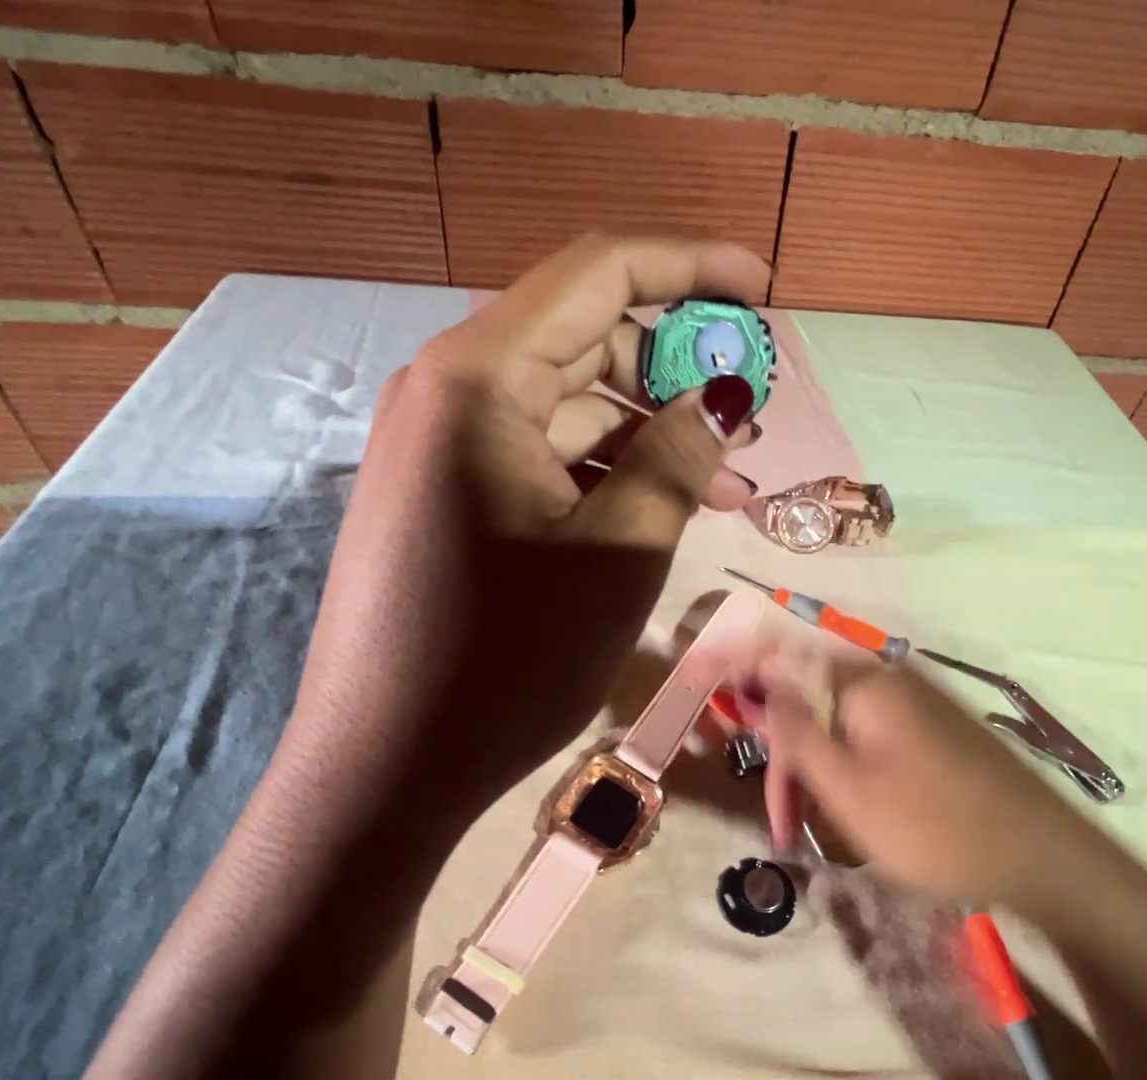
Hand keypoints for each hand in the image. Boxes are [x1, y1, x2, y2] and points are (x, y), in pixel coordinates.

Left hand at [378, 235, 773, 811]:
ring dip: (650, 428)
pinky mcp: (446, 492)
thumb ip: (678, 456)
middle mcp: (450, 388)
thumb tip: (724, 399)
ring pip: (569, 401)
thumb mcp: (618, 550)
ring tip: (730, 478)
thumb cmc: (505, 658)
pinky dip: (607, 467)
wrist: (382, 769)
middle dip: (678, 365)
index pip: (600, 271)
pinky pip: (541, 451)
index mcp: (479, 376)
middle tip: (753, 414)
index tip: (764, 290)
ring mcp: (442, 443)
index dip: (693, 266)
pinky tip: (665, 505)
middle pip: (585, 335)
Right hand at [734, 644, 1101, 911]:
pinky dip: (845, 769)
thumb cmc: (934, 825)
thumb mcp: (848, 787)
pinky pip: (869, 737)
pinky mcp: (934, 731)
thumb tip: (760, 680)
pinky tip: (848, 811)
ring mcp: (916, 704)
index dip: (735, 659)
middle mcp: (888, 679)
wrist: (1044, 857)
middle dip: (784, 752)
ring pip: (838, 724)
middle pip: (809, 696)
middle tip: (778, 817)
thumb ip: (796, 730)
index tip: (695, 671)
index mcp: (863, 681)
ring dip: (813, 770)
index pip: (782, 651)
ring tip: (808, 831)